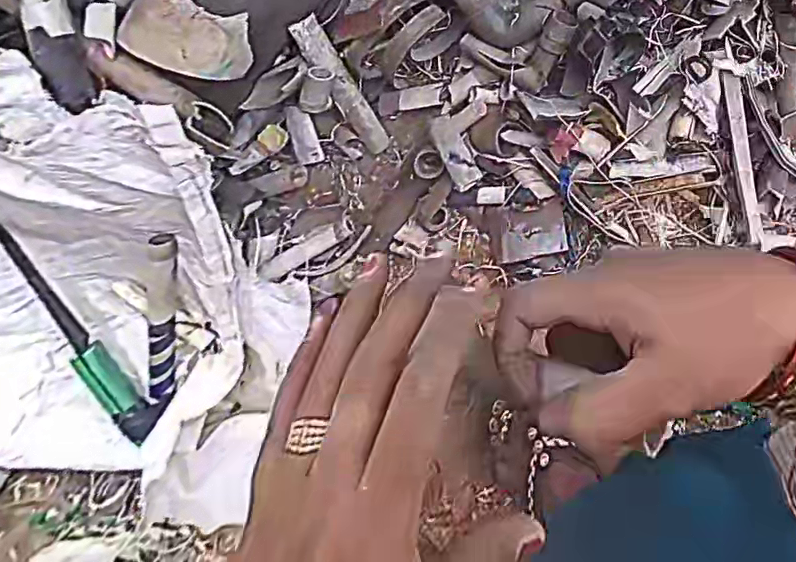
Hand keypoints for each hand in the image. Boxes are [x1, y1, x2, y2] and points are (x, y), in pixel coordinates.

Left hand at [238, 253, 541, 561]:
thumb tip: (533, 529)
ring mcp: (289, 479)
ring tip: (381, 265)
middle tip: (438, 263)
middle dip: (409, 308)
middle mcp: (330, 482)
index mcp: (376, 511)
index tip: (473, 293)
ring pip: (326, 378)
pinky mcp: (262, 484)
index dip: (447, 335)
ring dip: (357, 314)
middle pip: (373, 374)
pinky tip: (323, 318)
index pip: (417, 397)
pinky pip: (284, 408)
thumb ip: (477, 558)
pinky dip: (306, 357)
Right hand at [493, 249, 795, 469]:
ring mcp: (637, 277)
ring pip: (588, 333)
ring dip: (598, 378)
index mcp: (601, 284)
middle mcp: (610, 272)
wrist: (793, 304)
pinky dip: (623, 362)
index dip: (509, 356)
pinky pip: (618, 326)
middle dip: (565, 381)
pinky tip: (659, 386)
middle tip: (603, 421)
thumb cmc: (729, 338)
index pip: (518, 305)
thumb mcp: (658, 387)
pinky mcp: (659, 288)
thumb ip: (590, 410)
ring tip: (640, 408)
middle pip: (554, 327)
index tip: (539, 400)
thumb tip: (544, 419)